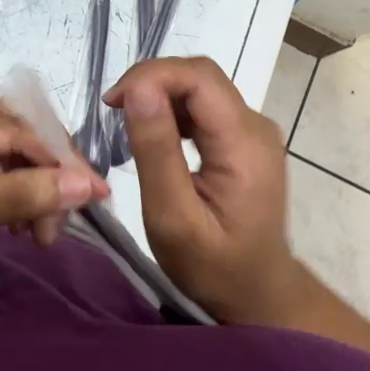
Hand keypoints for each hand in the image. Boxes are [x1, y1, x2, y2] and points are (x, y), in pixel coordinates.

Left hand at [0, 106, 107, 307]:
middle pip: (24, 137)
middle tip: (65, 218)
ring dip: (40, 192)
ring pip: (20, 161)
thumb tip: (86, 184)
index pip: (20, 130)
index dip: (59, 159)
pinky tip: (28, 232)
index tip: (94, 194)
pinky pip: (8, 182)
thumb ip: (20, 195)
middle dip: (51, 174)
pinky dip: (25, 203)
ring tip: (43, 236)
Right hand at [104, 57, 300, 323]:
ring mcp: (252, 132)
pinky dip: (171, 109)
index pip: (199, 77)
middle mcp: (256, 127)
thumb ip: (156, 151)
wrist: (257, 295)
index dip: (151, 76)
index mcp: (244, 144)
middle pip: (200, 76)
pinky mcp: (243, 140)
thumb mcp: (173, 216)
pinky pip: (204, 107)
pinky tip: (150, 133)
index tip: (112, 103)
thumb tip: (138, 89)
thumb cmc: (212, 266)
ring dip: (158, 94)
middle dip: (151, 81)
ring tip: (125, 123)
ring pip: (200, 87)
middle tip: (112, 111)